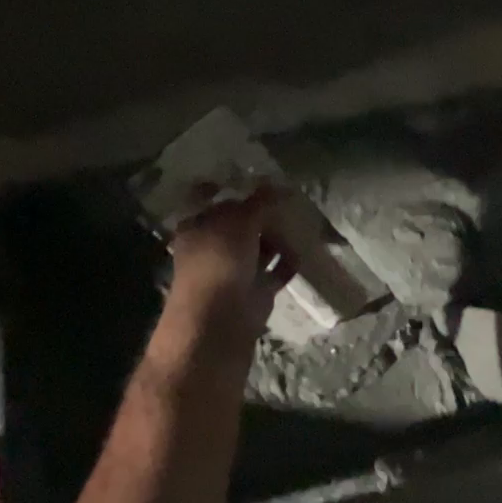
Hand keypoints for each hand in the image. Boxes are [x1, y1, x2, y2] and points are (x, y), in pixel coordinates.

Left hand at [165, 189, 293, 342]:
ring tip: (302, 220)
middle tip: (289, 198)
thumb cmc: (219, 265)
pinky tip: (303, 251)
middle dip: (261, 212)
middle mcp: (213, 248)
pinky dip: (286, 263)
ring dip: (277, 237)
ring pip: (258, 249)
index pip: (212, 199)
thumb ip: (259, 203)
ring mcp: (233, 272)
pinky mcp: (253, 293)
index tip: (258, 177)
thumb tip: (277, 185)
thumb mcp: (238, 223)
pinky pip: (273, 273)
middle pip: (239, 224)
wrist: (219, 325)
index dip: (232, 187)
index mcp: (198, 227)